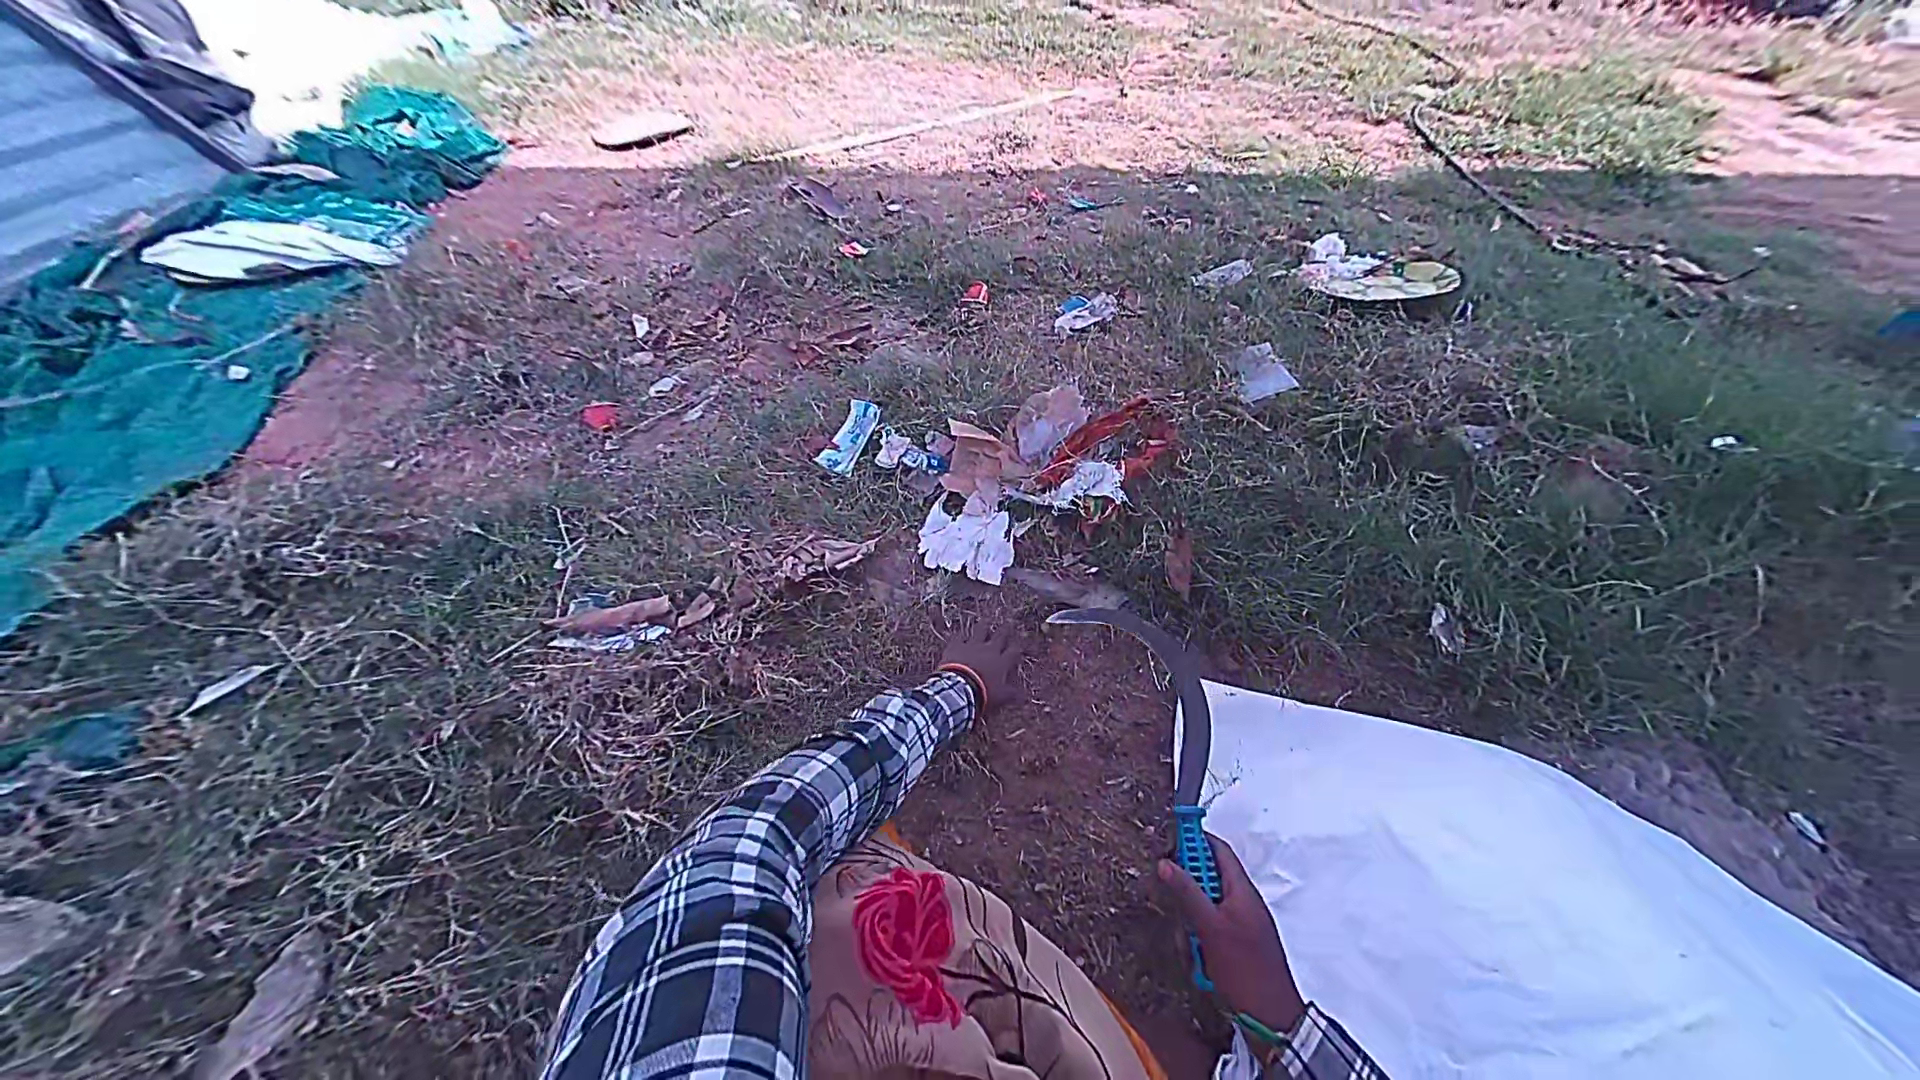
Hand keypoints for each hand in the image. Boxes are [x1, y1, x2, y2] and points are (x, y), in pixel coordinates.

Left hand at [937, 623, 1022, 711]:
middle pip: (1000, 636)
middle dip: (1005, 630)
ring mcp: (972, 645)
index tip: (1019, 646)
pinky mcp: (956, 646)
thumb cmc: (982, 694)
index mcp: (1002, 662)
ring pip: (981, 630)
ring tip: (986, 621)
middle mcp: (989, 650)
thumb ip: (1012, 694)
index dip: (1017, 648)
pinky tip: (960, 635)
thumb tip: (1024, 698)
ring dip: (984, 626)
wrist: (958, 689)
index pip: (1014, 651)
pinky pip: (959, 637)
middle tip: (1008, 624)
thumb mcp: (1001, 698)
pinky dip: (961, 636)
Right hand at [1158, 833, 1305, 1033]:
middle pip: (1212, 873)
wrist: (1273, 1020)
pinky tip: (1191, 941)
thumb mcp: (1210, 927)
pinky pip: (1214, 921)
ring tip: (1181, 920)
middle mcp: (1244, 901)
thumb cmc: (1245, 970)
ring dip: (1192, 905)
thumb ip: (1188, 892)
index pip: (1219, 850)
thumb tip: (1166, 862)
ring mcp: (1243, 922)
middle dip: (1189, 875)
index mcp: (1242, 890)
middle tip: (1165, 877)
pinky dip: (1199, 925)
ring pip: (1210, 899)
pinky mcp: (1239, 941)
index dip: (1196, 838)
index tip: (1170, 835)